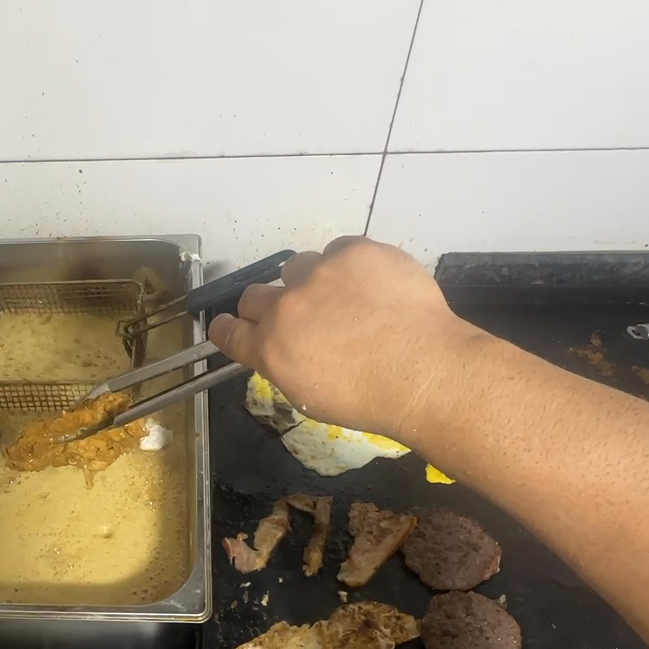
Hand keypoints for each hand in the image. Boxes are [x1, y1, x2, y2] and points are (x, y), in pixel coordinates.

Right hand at [208, 236, 486, 441]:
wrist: (422, 371)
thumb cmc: (367, 398)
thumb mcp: (309, 396)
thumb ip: (285, 364)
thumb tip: (286, 350)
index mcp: (269, 348)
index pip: (229, 332)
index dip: (226, 328)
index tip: (229, 325)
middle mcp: (285, 306)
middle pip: (254, 295)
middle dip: (267, 305)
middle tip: (294, 315)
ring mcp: (319, 274)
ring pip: (296, 267)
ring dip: (308, 281)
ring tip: (339, 297)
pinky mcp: (355, 252)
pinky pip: (338, 249)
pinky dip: (346, 265)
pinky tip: (367, 283)